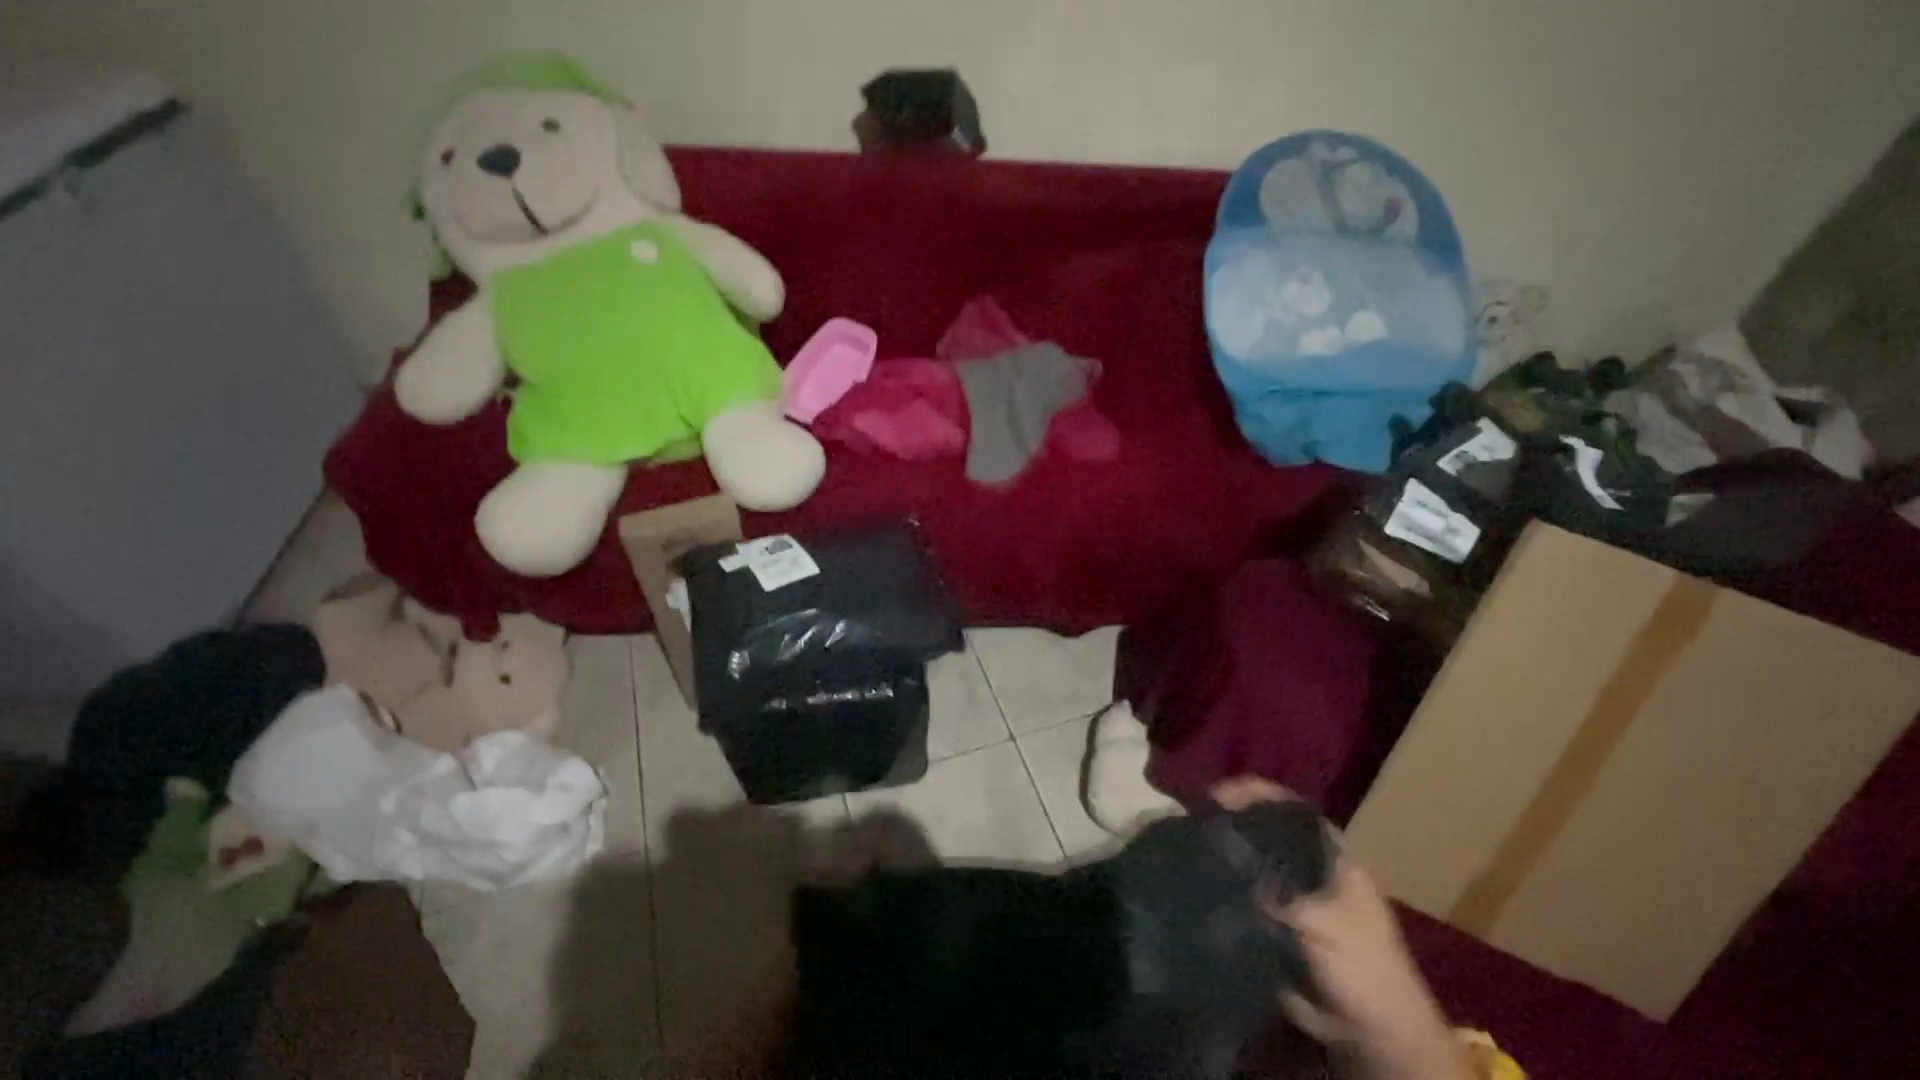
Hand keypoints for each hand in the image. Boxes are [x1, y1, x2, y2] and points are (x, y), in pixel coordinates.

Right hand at [1208, 777, 1470, 1079]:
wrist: (1368, 1030)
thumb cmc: (1363, 965)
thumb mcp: (1330, 923)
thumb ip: (1283, 893)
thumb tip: (1229, 869)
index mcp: (1325, 854)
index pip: (1286, 809)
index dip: (1254, 794)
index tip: (1217, 796)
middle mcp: (1300, 867)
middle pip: (1258, 832)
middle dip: (1225, 823)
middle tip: (1187, 822)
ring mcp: (1280, 896)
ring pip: (1242, 866)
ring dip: (1216, 859)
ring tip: (1180, 851)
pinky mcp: (1263, 924)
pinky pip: (1232, 901)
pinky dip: (1212, 894)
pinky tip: (1187, 887)